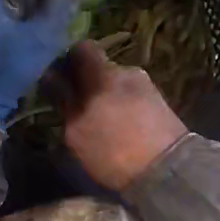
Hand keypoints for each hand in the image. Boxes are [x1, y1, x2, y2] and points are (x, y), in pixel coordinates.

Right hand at [59, 41, 187, 191]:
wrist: (167, 172)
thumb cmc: (113, 151)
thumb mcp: (77, 132)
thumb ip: (64, 101)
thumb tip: (52, 77)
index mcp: (102, 74)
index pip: (81, 48)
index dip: (68, 60)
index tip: (59, 79)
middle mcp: (126, 71)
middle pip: (100, 67)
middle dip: (87, 83)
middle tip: (77, 106)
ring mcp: (147, 85)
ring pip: (117, 83)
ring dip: (106, 96)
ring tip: (101, 122)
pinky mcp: (160, 102)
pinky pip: (132, 95)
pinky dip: (122, 106)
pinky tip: (120, 127)